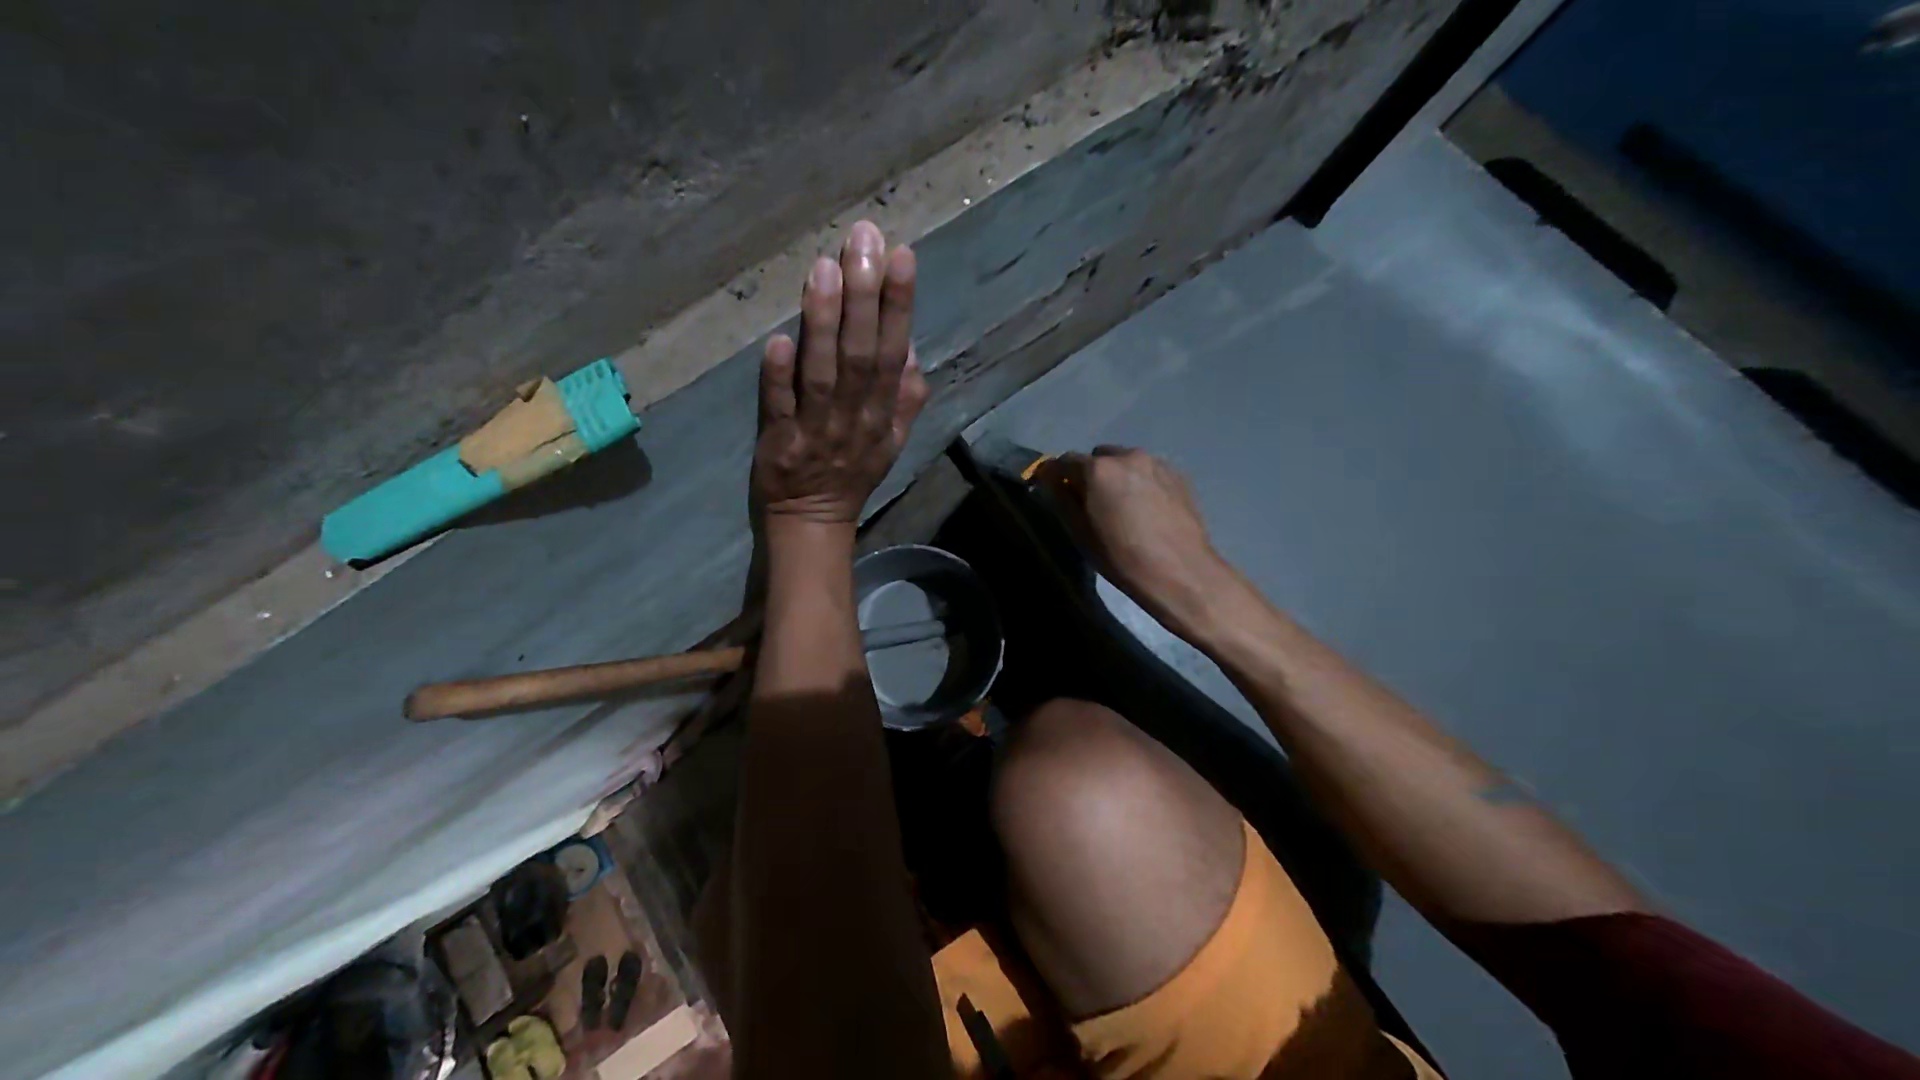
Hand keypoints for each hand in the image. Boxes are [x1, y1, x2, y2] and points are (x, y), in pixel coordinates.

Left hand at [752, 220, 929, 540]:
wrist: (812, 522)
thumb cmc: (851, 473)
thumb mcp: (893, 438)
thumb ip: (906, 396)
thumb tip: (911, 346)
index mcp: (883, 413)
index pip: (894, 352)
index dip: (899, 305)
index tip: (902, 256)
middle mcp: (855, 417)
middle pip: (862, 353)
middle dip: (865, 295)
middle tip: (862, 239)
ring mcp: (816, 430)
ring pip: (823, 372)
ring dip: (824, 322)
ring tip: (824, 268)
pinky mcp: (779, 444)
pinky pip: (780, 408)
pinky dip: (779, 376)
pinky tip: (779, 339)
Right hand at [1037, 447, 1243, 638]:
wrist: (1181, 572)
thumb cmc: (1123, 558)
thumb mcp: (1081, 534)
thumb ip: (1062, 501)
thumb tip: (1053, 484)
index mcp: (1099, 469)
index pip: (1064, 461)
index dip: (1054, 474)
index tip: (1050, 487)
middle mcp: (1128, 456)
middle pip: (1098, 457)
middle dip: (1090, 474)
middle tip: (1091, 502)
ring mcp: (1157, 463)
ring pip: (1125, 462)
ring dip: (1117, 476)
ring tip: (1121, 505)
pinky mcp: (1178, 475)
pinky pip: (1148, 471)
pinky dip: (1140, 482)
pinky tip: (1145, 509)